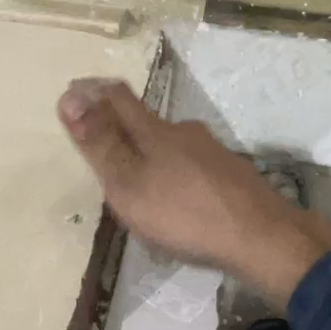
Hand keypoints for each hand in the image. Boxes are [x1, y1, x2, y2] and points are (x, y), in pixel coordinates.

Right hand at [56, 78, 330, 306]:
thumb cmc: (184, 213)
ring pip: (172, 147)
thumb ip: (101, 144)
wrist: (261, 237)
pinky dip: (176, 177)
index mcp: (155, 131)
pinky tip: (178, 203)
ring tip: (138, 188)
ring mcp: (213, 152)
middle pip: (146, 122)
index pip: (118, 97)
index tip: (72, 92)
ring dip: (151, 157)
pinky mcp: (232, 174)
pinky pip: (192, 168)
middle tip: (101, 153)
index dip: (93, 92)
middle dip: (121, 130)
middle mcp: (185, 132)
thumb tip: (70, 96)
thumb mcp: (129, 184)